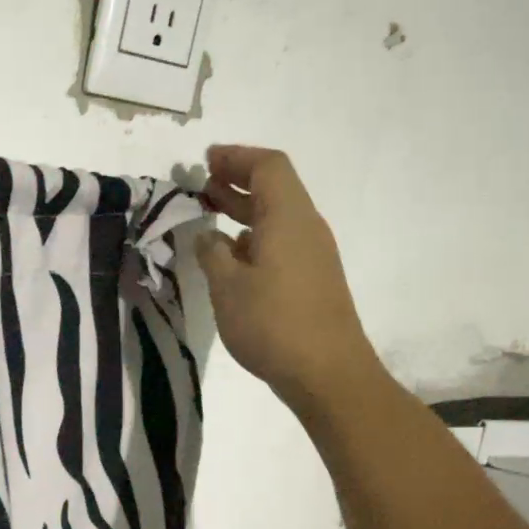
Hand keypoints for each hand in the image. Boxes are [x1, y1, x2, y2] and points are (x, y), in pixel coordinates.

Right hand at [196, 145, 382, 405]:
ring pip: (276, 215)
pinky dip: (252, 234)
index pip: (268, 167)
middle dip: (237, 179)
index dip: (237, 157)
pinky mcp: (311, 277)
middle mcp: (305, 227)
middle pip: (274, 187)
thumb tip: (208, 235)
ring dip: (243, 208)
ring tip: (208, 212)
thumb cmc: (272, 323)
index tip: (206, 159)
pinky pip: (280, 239)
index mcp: (288, 218)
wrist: (326, 371)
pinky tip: (230, 252)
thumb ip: (212, 254)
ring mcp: (311, 253)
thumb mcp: (228, 287)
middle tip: (202, 183)